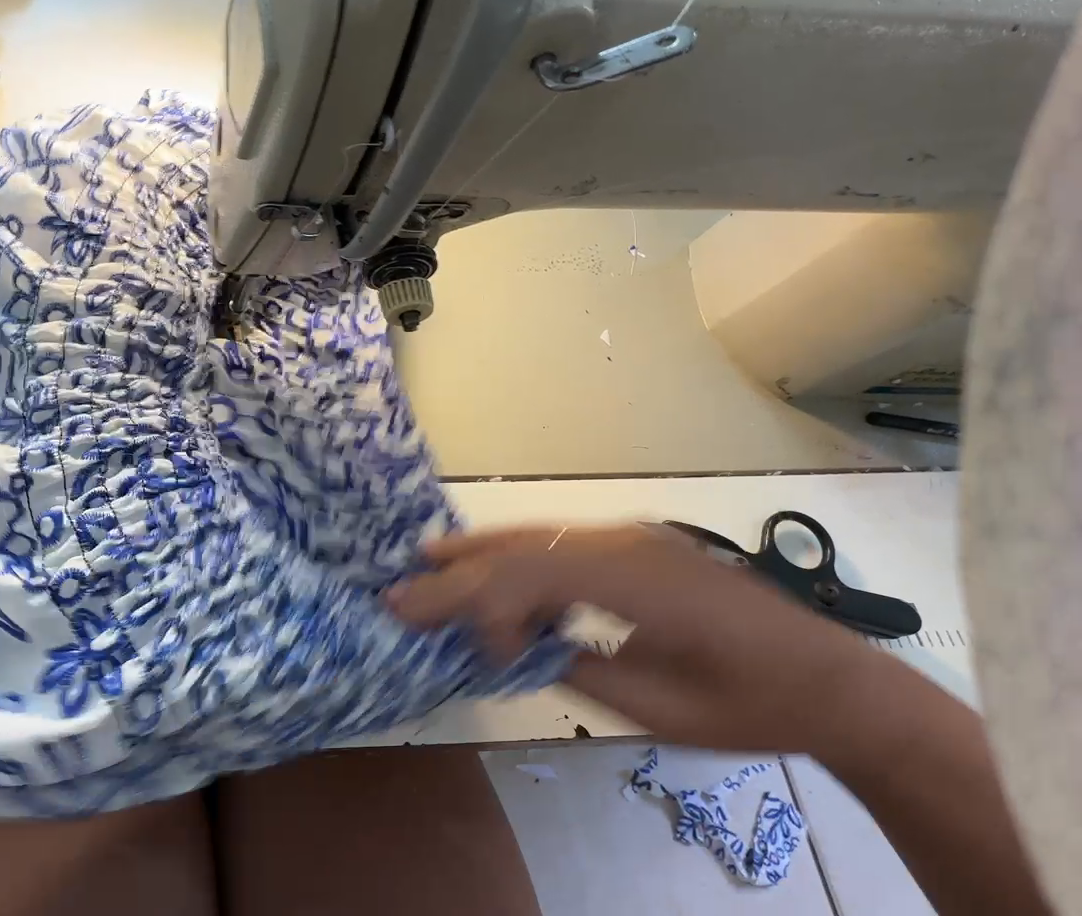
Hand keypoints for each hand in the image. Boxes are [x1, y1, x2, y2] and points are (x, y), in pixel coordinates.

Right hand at [385, 523, 893, 754]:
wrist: (842, 685)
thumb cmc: (753, 704)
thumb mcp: (657, 705)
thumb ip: (576, 666)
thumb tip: (516, 649)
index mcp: (632, 579)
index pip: (526, 576)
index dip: (480, 608)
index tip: (469, 653)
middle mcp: (623, 543)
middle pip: (520, 548)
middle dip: (456, 572)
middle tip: (399, 591)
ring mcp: (632, 539)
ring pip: (536, 537)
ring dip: (479, 553)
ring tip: (427, 560)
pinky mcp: (639, 548)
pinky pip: (560, 544)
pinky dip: (515, 556)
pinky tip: (492, 563)